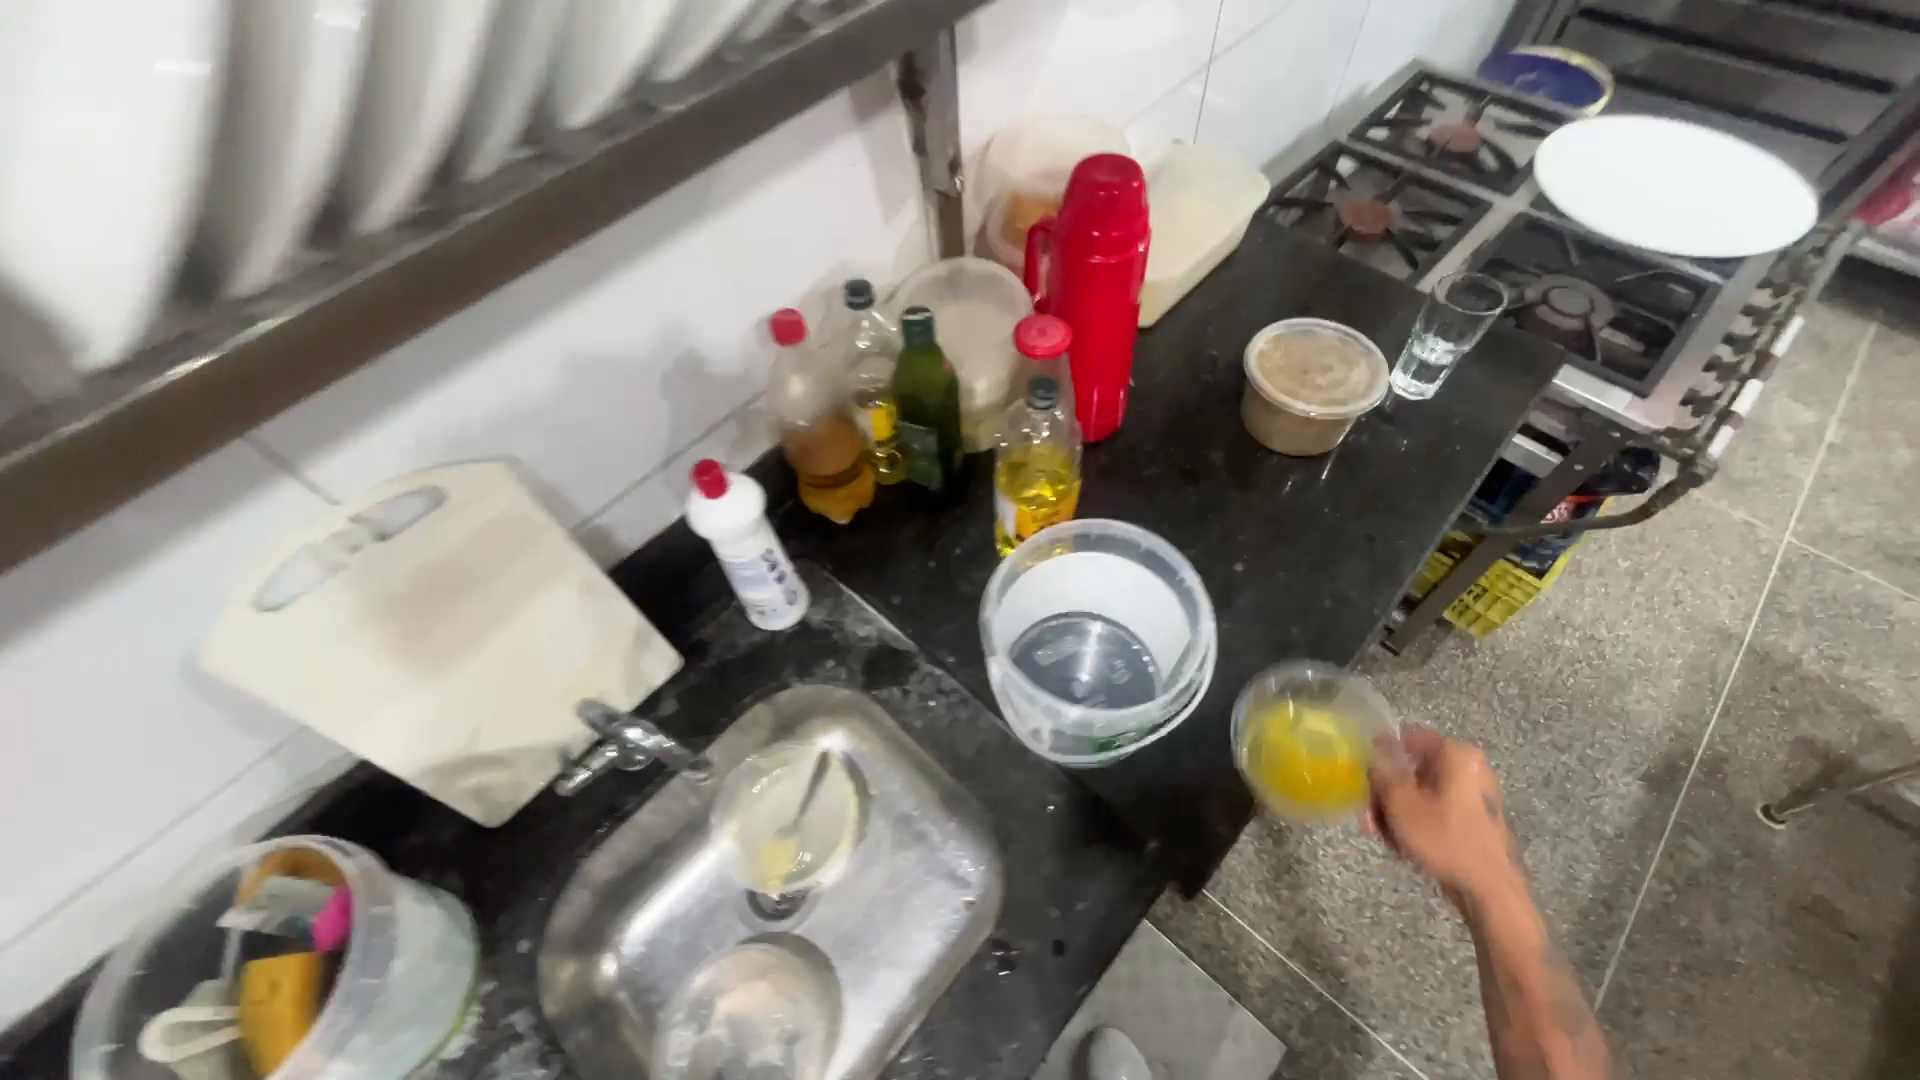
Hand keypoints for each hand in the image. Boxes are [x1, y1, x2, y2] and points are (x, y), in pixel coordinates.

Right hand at [1366, 727, 1523, 904]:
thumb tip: (1375, 746)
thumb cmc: (1444, 839)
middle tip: (1369, 817)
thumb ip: (1382, 769)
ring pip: (1422, 792)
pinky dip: (1418, 822)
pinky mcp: (1476, 820)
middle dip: (1386, 792)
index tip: (1364, 780)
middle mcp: (1471, 768)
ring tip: (1385, 837)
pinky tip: (1405, 845)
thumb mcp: (1400, 801)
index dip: (1380, 756)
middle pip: (1413, 768)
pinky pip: (1437, 810)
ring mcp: (1476, 795)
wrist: (1491, 893)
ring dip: (1397, 810)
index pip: (1407, 738)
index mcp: (1458, 754)